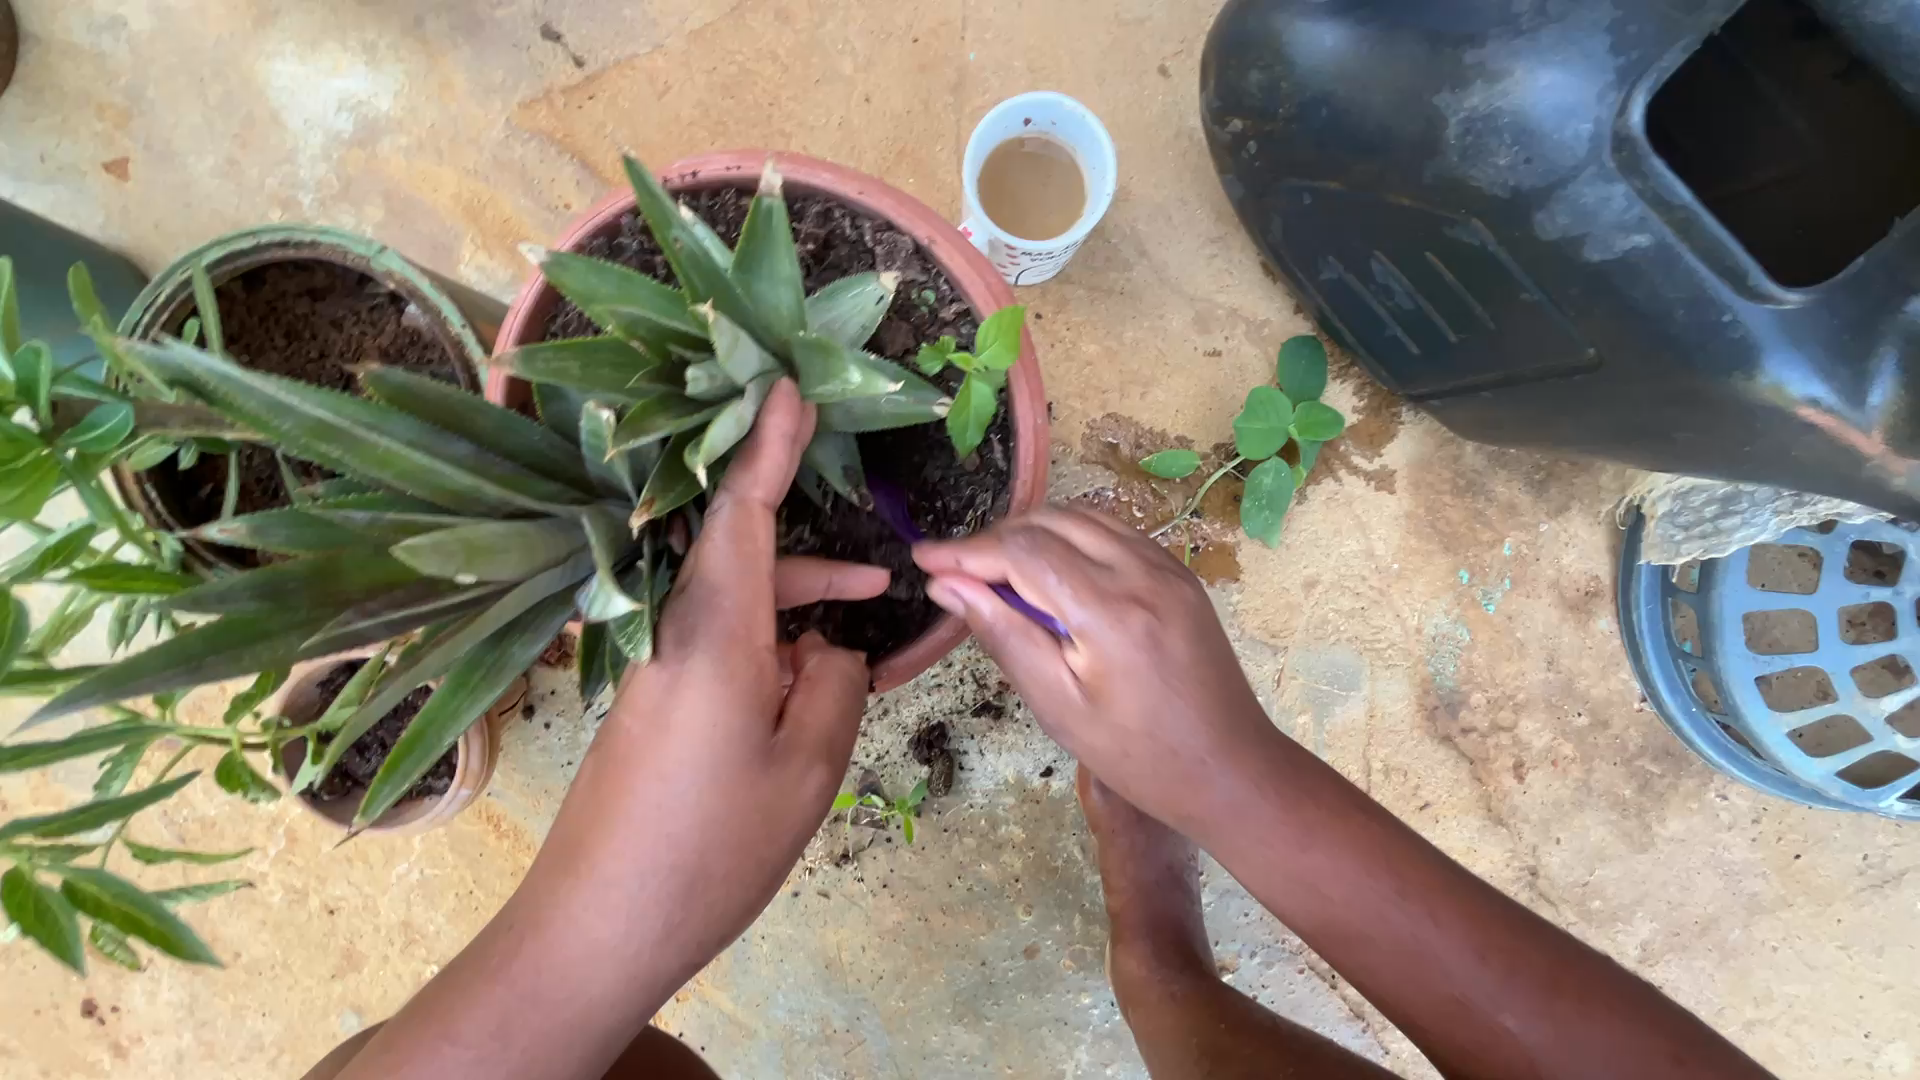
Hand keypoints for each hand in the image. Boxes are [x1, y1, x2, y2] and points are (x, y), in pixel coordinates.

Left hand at [533, 379, 885, 991]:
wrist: (595, 931)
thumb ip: (836, 686)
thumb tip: (831, 649)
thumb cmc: (710, 846)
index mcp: (716, 634)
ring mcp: (661, 668)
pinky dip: (776, 649)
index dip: (767, 447)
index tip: (787, 391)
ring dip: (804, 608)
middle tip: (880, 568)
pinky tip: (811, 684)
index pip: (744, 514)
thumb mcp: (808, 768)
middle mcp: (680, 634)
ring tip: (865, 632)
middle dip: (816, 559)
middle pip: (748, 558)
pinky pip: (725, 647)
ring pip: (742, 607)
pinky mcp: (656, 701)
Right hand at [913, 507, 1279, 841]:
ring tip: (993, 568)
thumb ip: (1004, 635)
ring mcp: (1167, 565)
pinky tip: (1049, 568)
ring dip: (1030, 532)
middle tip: (956, 571)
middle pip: (1049, 522)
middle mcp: (1141, 571)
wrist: (1229, 767)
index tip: (924, 558)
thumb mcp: (1058, 706)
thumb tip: (947, 586)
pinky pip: (1112, 530)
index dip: (966, 551)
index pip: (1022, 552)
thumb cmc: (1136, 755)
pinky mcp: (1178, 571)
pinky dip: (1069, 536)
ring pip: (1081, 517)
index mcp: (1110, 611)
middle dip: (994, 539)